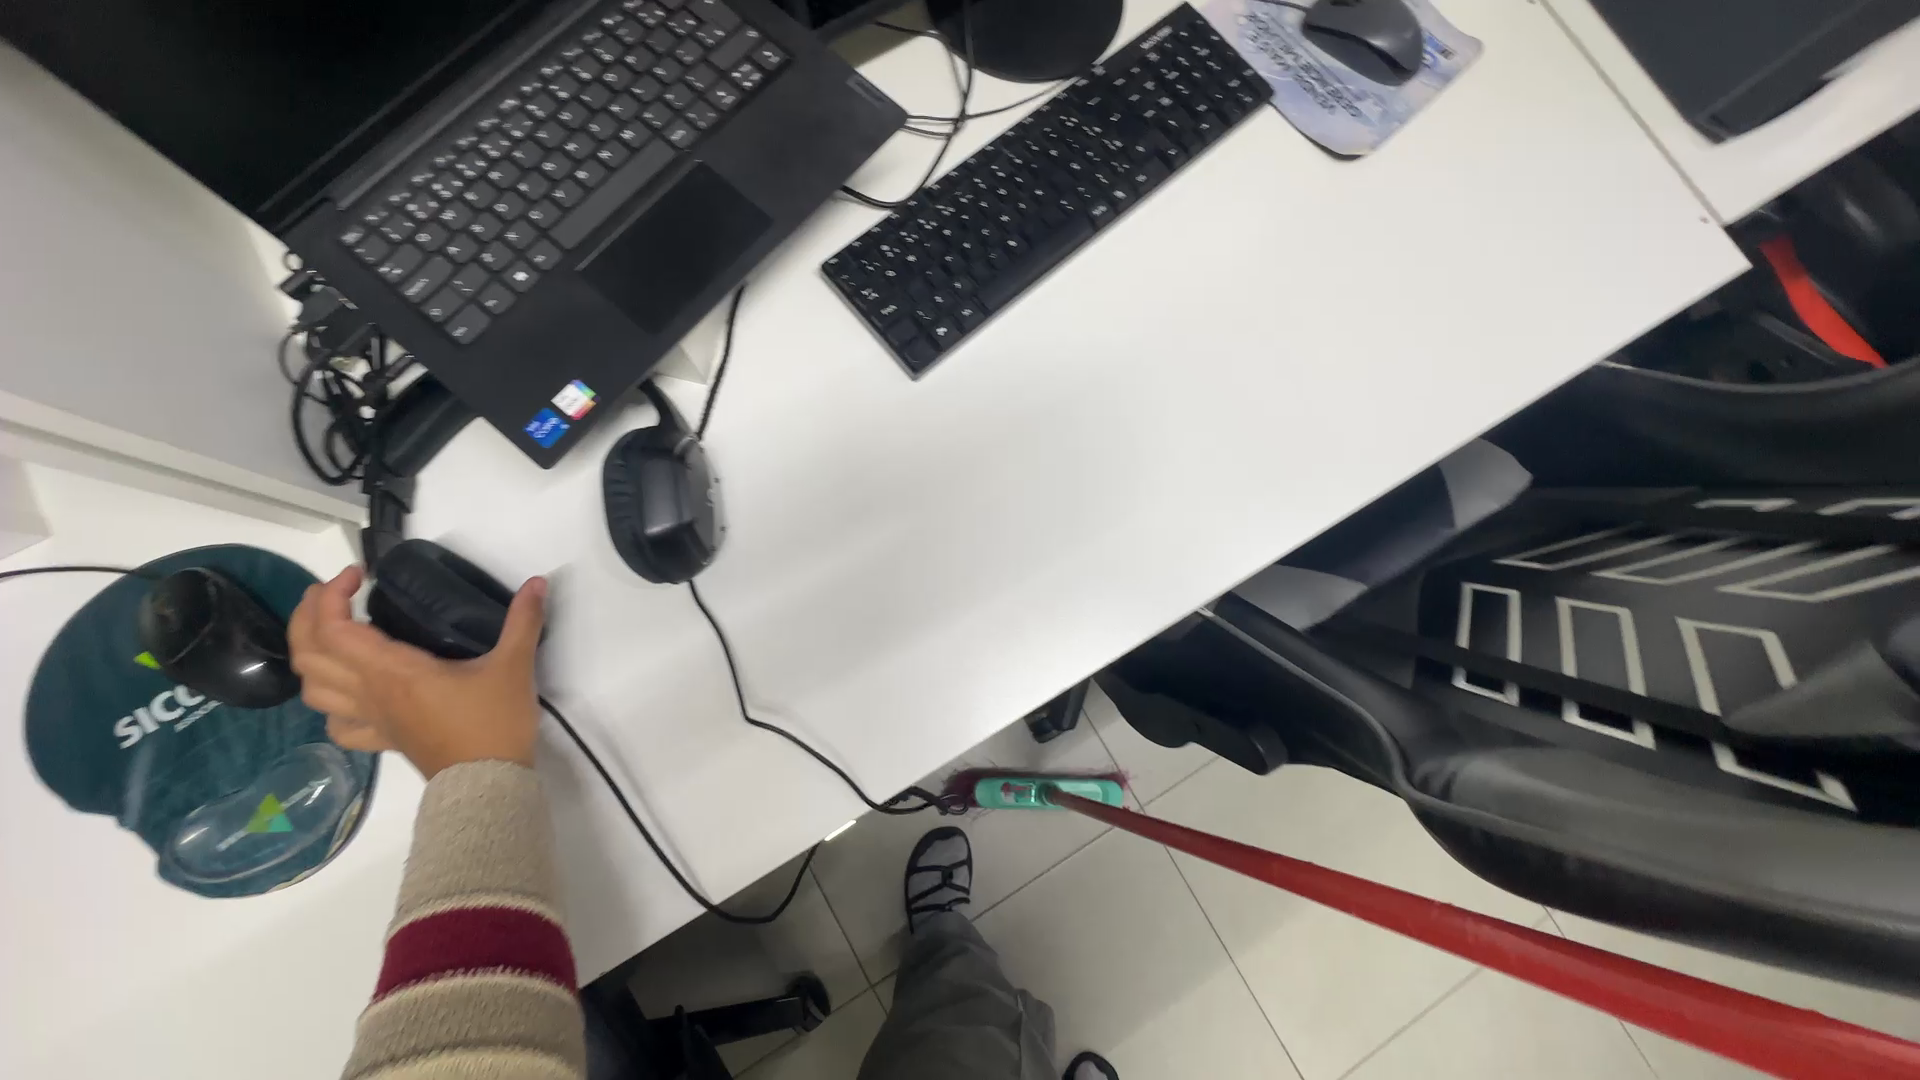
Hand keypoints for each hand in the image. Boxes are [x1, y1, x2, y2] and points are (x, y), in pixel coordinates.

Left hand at [288, 565, 548, 778]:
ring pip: (312, 688)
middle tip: (335, 592)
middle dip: (309, 616)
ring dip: (311, 655)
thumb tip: (537, 582)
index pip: (334, 629)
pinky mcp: (383, 739)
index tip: (359, 574)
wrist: (489, 782)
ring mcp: (372, 720)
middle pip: (309, 654)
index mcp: (393, 672)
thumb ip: (523, 620)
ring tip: (334, 633)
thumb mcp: (514, 665)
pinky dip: (331, 701)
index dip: (333, 596)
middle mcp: (370, 694)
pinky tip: (349, 690)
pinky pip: (338, 723)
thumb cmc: (495, 722)